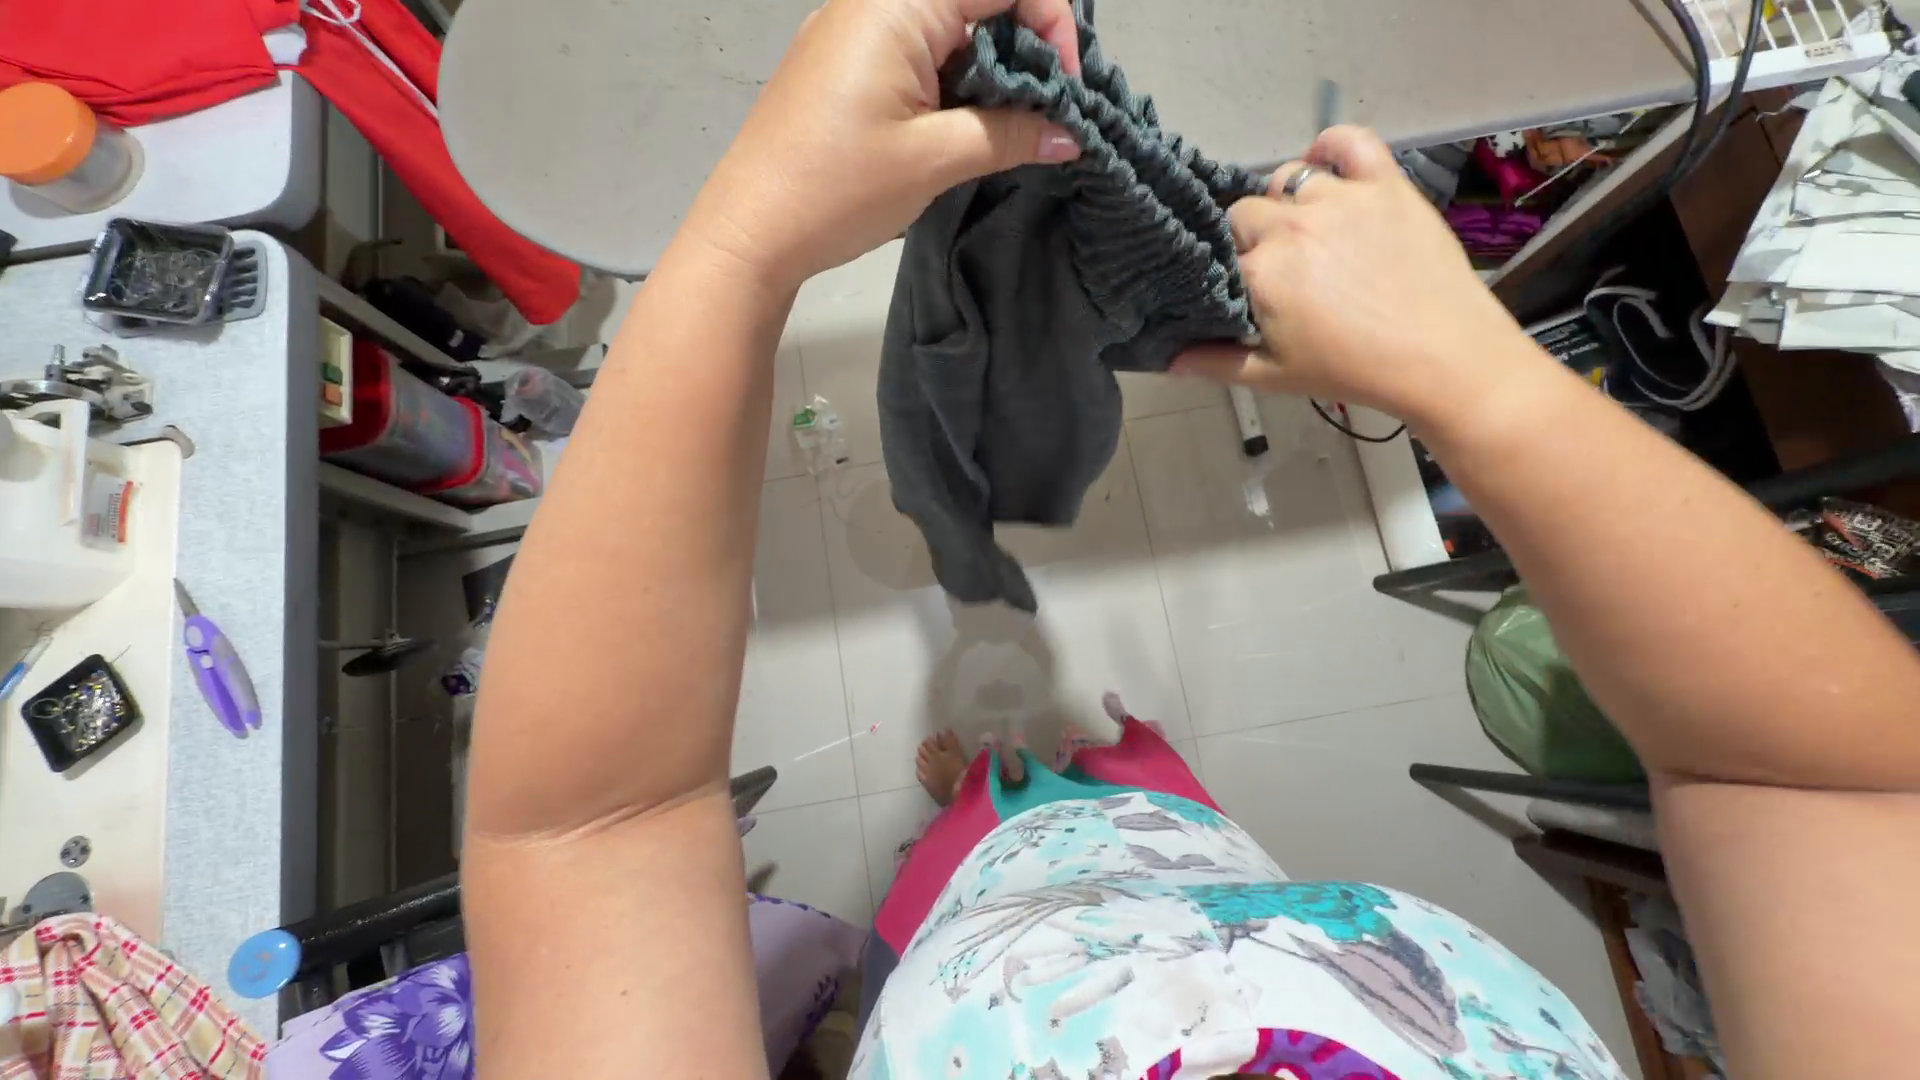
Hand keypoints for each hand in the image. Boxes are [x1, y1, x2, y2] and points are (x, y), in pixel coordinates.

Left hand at [683, 0, 1082, 292]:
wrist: (752, 231)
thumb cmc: (840, 188)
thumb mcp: (934, 160)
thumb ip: (1008, 135)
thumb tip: (1069, 134)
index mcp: (897, 3)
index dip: (1050, 22)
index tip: (1066, 89)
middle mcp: (873, 1)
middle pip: (974, 1)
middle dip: (1022, 51)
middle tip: (1041, 114)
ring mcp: (852, 32)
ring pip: (945, 30)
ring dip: (986, 73)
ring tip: (1004, 130)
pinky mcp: (842, 68)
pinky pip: (913, 54)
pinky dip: (949, 85)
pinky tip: (959, 131)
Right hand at [1173, 127, 1538, 429]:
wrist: (1441, 356)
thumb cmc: (1351, 369)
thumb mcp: (1274, 375)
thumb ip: (1215, 363)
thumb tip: (1168, 361)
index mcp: (1262, 271)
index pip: (1216, 255)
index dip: (1220, 272)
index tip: (1233, 291)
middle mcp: (1293, 224)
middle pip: (1244, 214)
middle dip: (1248, 239)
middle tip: (1270, 271)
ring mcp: (1341, 198)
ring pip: (1288, 180)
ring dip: (1284, 202)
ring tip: (1302, 231)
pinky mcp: (1385, 184)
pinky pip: (1349, 141)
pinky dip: (1329, 148)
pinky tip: (1325, 168)